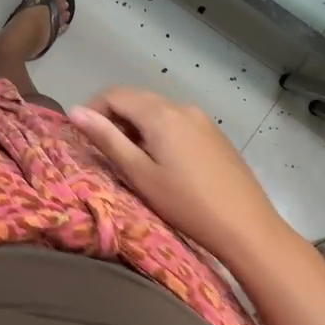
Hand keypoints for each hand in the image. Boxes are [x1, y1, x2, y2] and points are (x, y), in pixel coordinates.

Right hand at [69, 87, 290, 263]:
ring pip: (156, 109)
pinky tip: (164, 160)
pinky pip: (176, 120)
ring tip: (134, 158)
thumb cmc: (187, 204)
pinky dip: (159, 130)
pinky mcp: (215, 134)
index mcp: (160, 114)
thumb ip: (106, 138)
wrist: (250, 230)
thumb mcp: (139, 174)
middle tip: (107, 149)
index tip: (86, 137)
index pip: (114, 94)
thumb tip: (74, 110)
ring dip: (136, 124)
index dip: (93, 110)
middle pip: (135, 98)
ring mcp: (202, 119)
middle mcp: (181, 107)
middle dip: (114, 117)